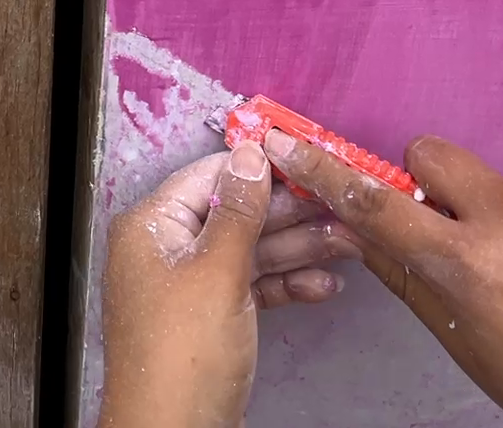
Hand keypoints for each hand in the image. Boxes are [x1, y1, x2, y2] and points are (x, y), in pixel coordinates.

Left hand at [98, 143, 363, 427]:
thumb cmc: (186, 350)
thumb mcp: (217, 271)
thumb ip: (238, 210)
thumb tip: (250, 151)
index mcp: (154, 224)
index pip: (208, 176)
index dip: (256, 166)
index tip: (303, 159)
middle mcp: (168, 246)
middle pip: (233, 213)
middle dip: (288, 213)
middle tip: (339, 206)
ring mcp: (189, 282)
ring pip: (247, 251)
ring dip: (296, 249)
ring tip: (348, 244)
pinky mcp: (210, 315)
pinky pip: (249, 286)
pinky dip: (284, 285)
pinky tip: (324, 286)